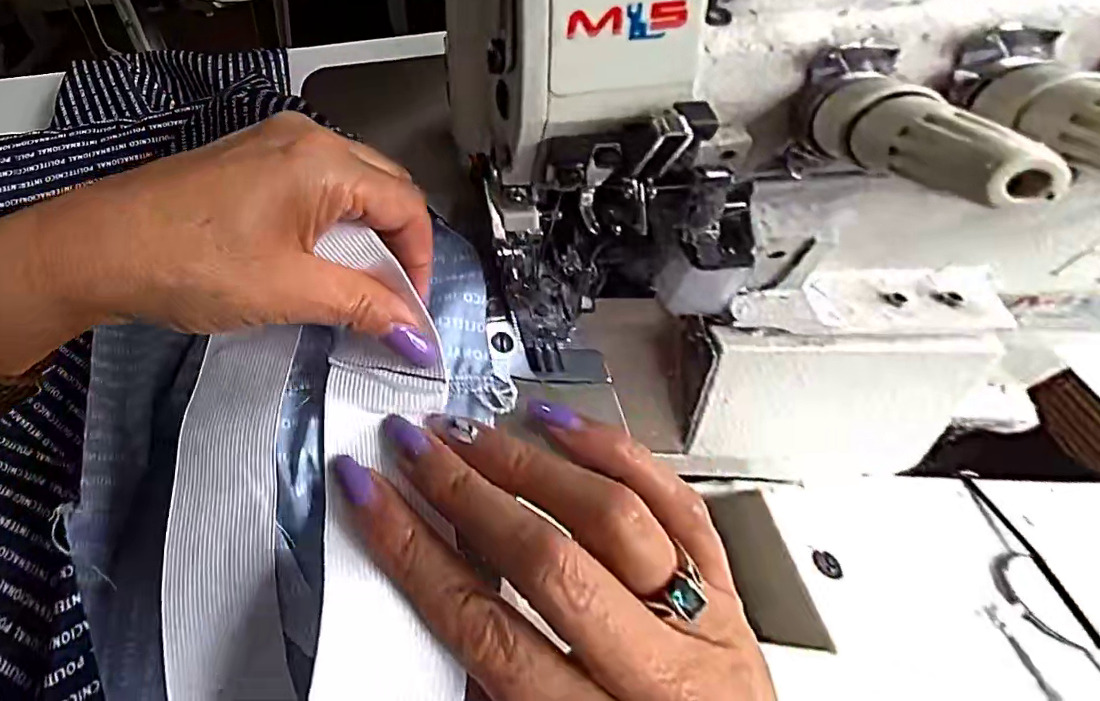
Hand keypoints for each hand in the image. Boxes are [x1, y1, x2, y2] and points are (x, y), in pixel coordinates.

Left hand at [0, 112, 437, 373]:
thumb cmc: (189, 263)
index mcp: (322, 160)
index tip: (411, 307)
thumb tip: (412, 329)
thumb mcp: (288, 291)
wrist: (96, 247)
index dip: (421, 259)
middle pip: (384, 185)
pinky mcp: (249, 156)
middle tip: (390, 295)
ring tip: (355, 279)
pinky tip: (316, 252)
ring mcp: (273, 141)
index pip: (406, 204)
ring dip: (365, 229)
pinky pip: (314, 180)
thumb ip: (362, 304)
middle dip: (398, 241)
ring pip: (350, 181)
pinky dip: (331, 217)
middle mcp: (304, 136)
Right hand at [334, 402, 775, 700]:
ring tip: (471, 431)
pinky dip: (612, 449)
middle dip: (463, 491)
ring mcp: (704, 620)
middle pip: (545, 559)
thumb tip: (432, 564)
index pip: (484, 625)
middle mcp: (662, 676)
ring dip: (526, 461)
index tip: (371, 496)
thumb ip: (489, 672)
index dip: (412, 551)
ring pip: (610, 514)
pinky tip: (559, 423)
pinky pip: (675, 499)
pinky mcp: (728, 585)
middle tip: (414, 445)